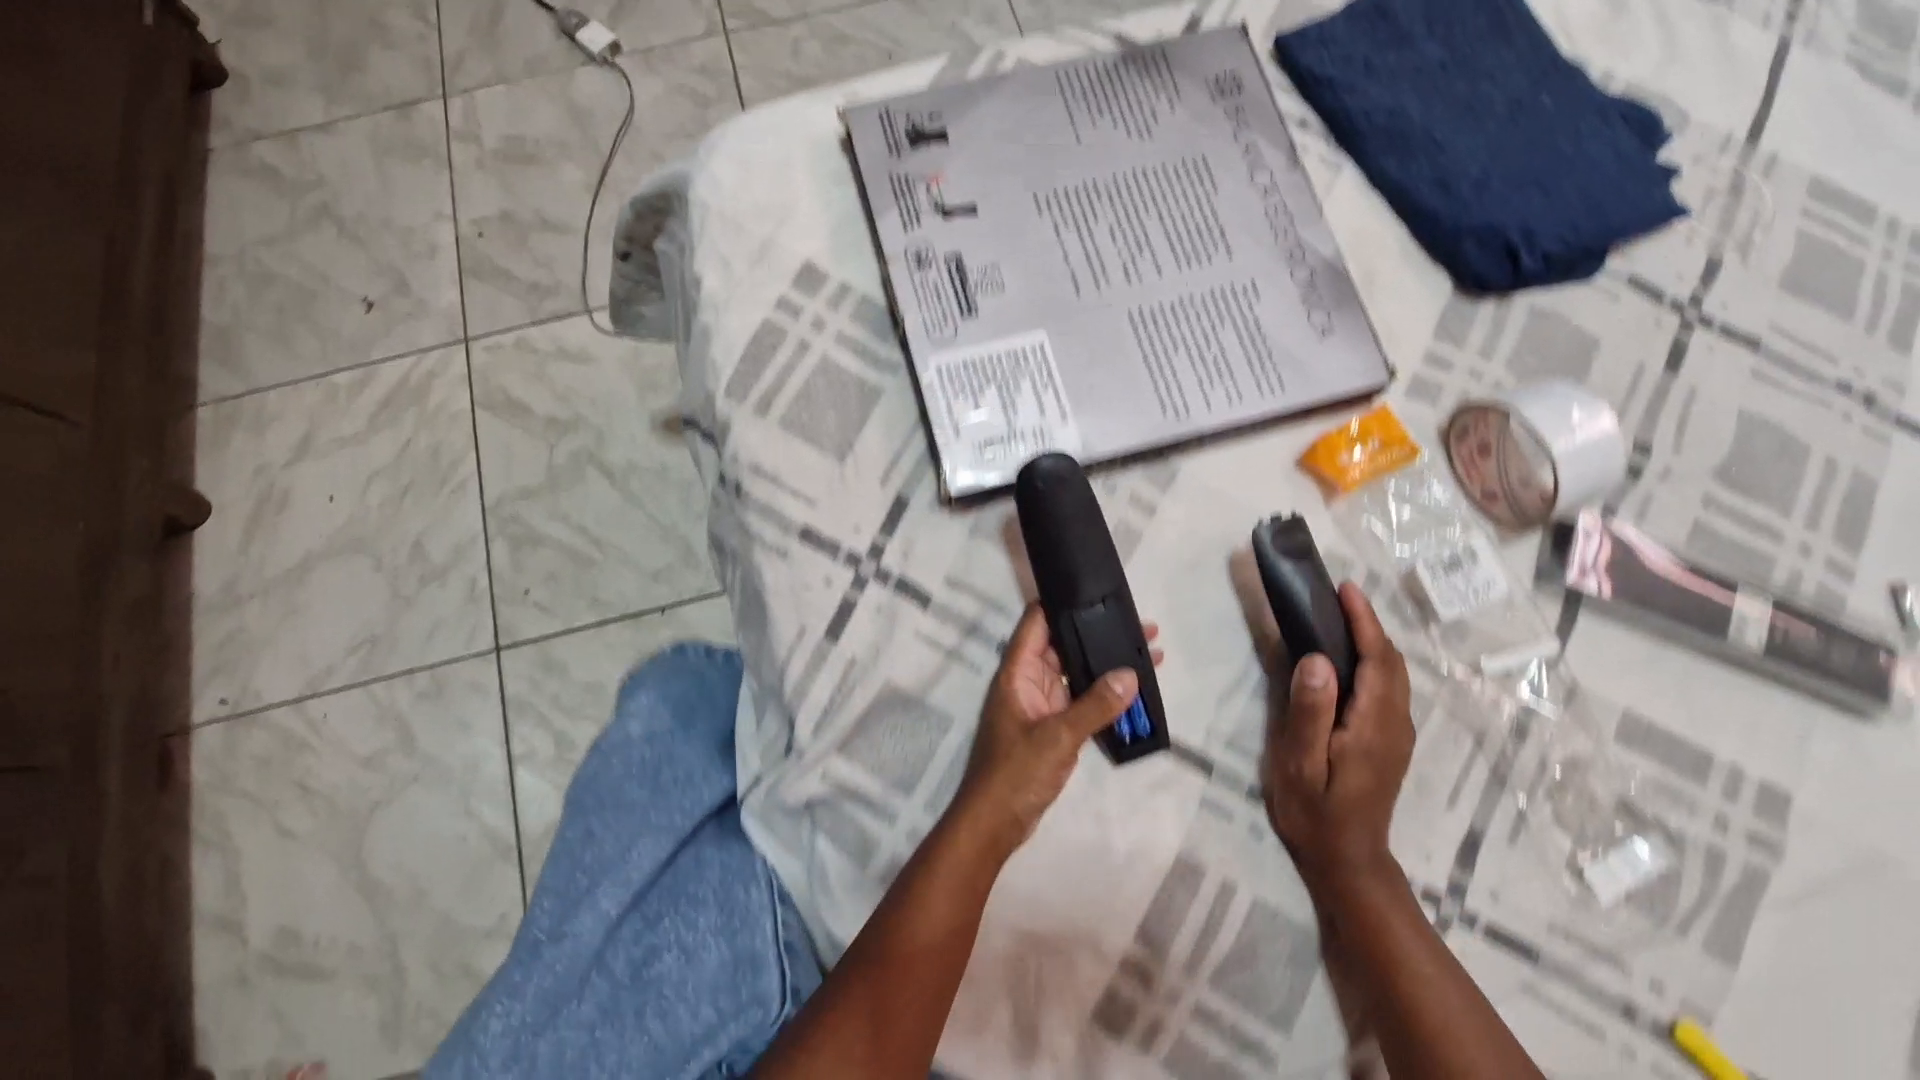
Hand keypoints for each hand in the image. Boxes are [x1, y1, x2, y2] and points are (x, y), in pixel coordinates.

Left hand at [948, 605, 1160, 856]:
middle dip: (1098, 635)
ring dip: (1105, 665)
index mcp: (1016, 673)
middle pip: (1062, 646)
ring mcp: (1040, 706)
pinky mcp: (1052, 728)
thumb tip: (1130, 674)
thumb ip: (1095, 706)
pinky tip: (1133, 691)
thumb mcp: (1058, 737)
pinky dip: (1104, 695)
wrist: (994, 823)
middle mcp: (1028, 682)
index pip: (1036, 623)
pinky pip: (1080, 701)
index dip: (1062, 604)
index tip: (1097, 591)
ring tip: (1148, 652)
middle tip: (1140, 626)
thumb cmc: (1015, 773)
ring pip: (1075, 674)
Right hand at [1262, 583, 1412, 896]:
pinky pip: (1388, 690)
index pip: (1377, 660)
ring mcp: (1398, 735)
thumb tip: (1316, 659)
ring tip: (1341, 619)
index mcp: (1374, 725)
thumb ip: (1310, 712)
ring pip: (1394, 675)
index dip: (1363, 621)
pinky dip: (1373, 663)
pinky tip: (1349, 661)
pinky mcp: (1391, 743)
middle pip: (1392, 663)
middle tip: (1338, 596)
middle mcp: (1396, 724)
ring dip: (1373, 642)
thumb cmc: (1315, 813)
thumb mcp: (1300, 765)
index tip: (1345, 589)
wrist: (1346, 861)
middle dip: (1370, 624)